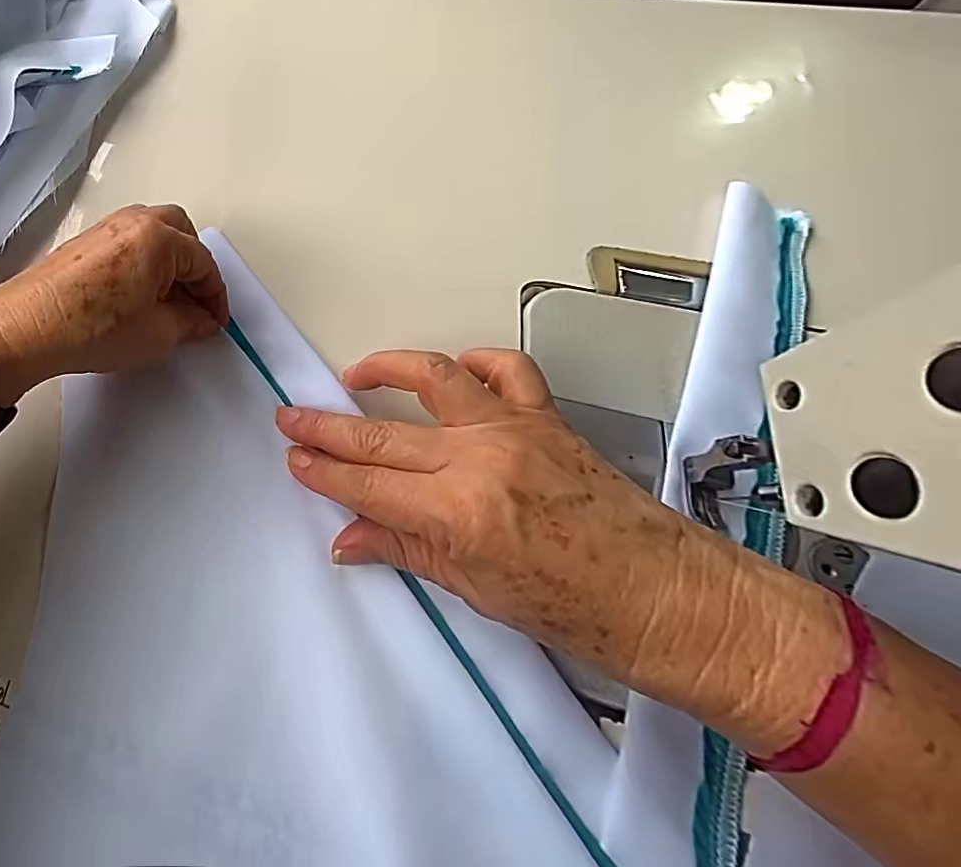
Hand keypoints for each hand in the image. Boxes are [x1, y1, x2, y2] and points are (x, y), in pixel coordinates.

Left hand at [0, 204, 227, 405]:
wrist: (25, 328)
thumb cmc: (82, 326)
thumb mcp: (156, 334)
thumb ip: (188, 324)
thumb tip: (197, 320)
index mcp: (158, 237)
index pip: (203, 262)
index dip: (215, 296)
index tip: (215, 319)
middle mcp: (131, 224)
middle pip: (180, 236)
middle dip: (193, 269)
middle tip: (193, 305)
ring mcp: (102, 231)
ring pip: (151, 236)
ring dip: (165, 264)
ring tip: (162, 305)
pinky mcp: (81, 244)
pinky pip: (124, 245)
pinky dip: (139, 265)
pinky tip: (132, 298)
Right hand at [276, 348, 846, 753]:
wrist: (679, 605)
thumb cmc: (586, 612)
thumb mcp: (472, 589)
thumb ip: (401, 547)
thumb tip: (346, 537)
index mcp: (458, 513)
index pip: (364, 483)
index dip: (321, 470)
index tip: (296, 459)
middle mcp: (481, 461)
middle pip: (378, 434)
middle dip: (324, 426)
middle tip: (292, 418)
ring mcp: (516, 433)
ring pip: (434, 378)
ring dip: (385, 370)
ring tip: (353, 376)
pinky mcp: (549, 420)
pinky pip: (508, 370)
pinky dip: (476, 361)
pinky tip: (453, 369)